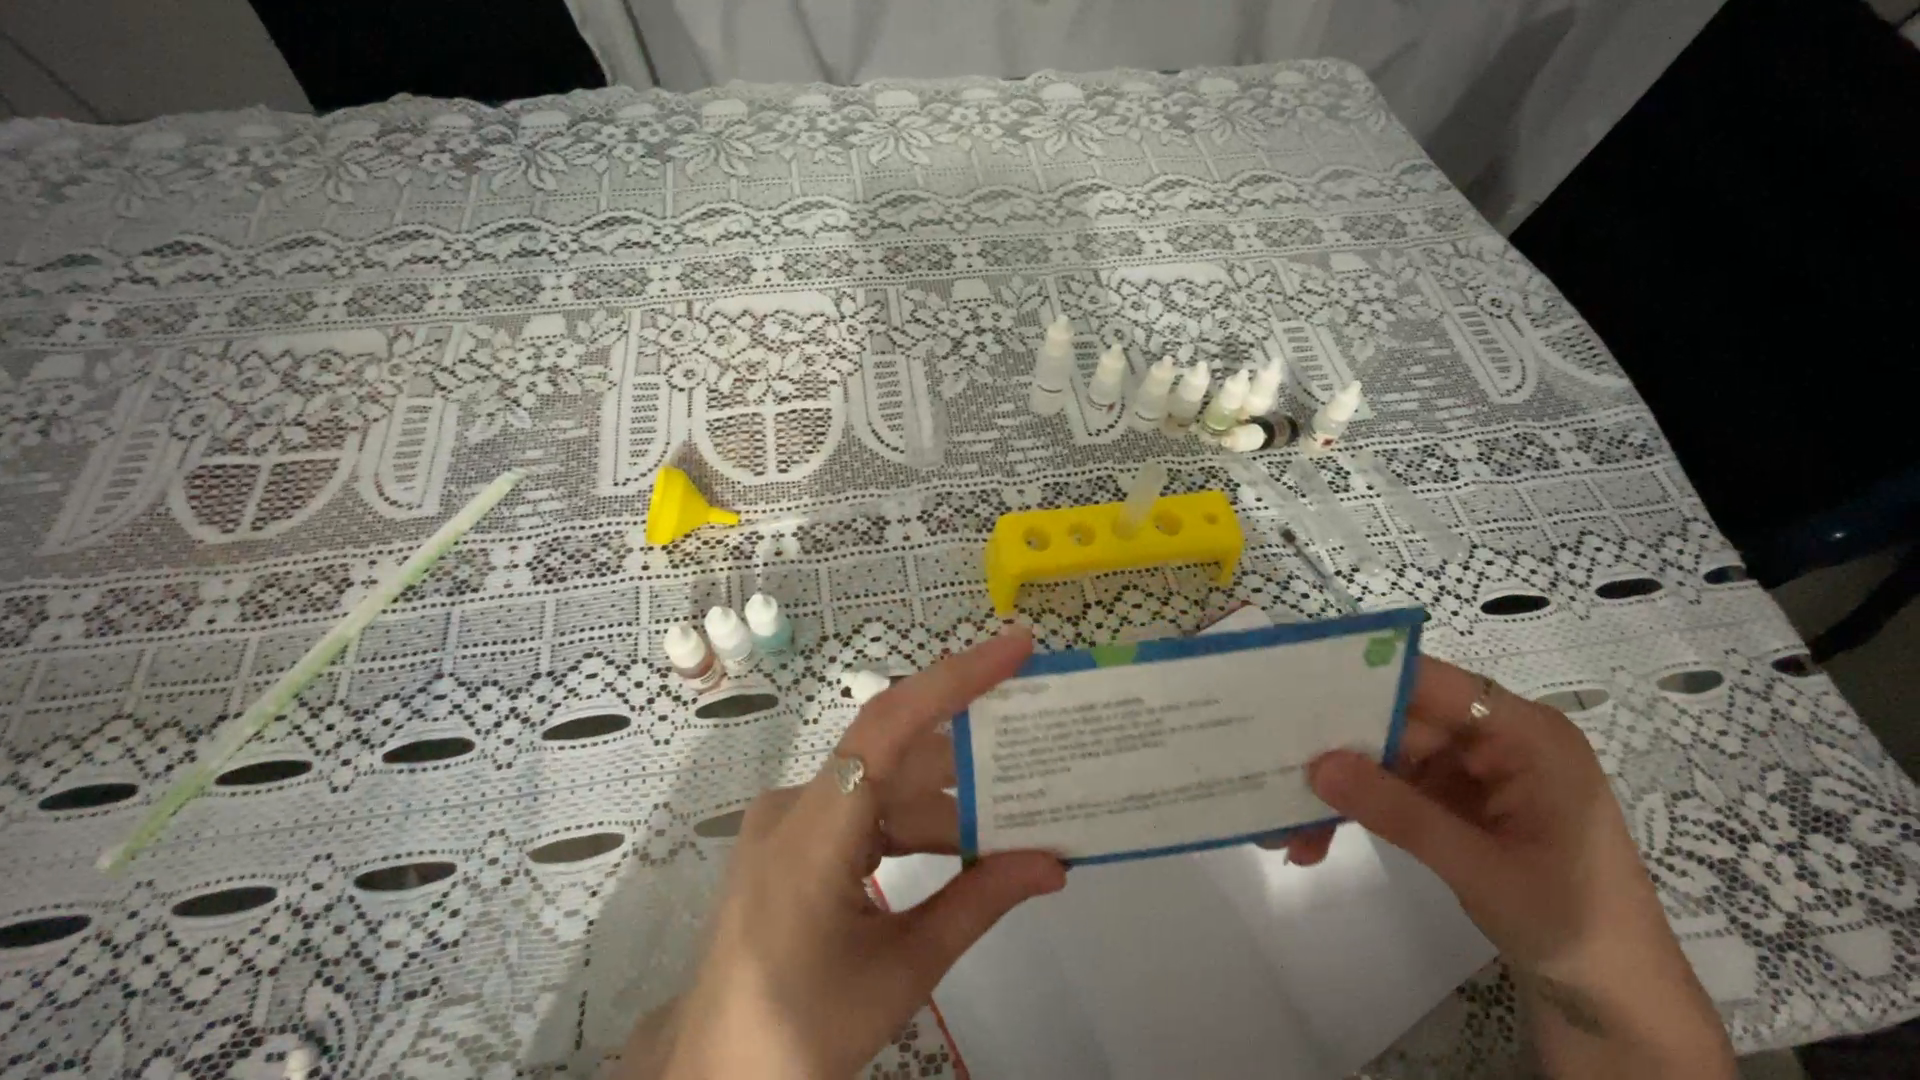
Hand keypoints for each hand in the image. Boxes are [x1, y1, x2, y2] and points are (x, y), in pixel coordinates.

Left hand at [643, 628, 1065, 1079]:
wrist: (718, 1073)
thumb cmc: (805, 1025)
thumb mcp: (904, 968)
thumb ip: (979, 902)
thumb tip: (1055, 863)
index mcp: (812, 832)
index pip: (888, 726)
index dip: (954, 679)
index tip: (1015, 649)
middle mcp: (795, 806)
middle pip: (896, 758)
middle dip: (973, 758)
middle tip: (1042, 745)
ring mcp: (789, 822)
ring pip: (884, 788)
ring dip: (948, 804)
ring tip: (1020, 814)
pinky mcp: (793, 841)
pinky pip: (864, 814)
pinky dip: (915, 826)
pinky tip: (964, 847)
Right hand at [1276, 657, 1732, 1077]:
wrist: (1613, 1000)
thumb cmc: (1572, 923)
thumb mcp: (1480, 868)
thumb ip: (1399, 812)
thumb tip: (1317, 765)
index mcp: (1526, 735)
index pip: (1436, 683)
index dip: (1369, 676)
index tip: (1298, 685)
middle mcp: (1497, 741)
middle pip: (1400, 723)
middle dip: (1338, 751)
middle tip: (1272, 767)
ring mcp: (1474, 773)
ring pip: (1387, 760)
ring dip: (1340, 791)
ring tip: (1287, 828)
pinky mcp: (1456, 804)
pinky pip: (1393, 792)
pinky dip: (1357, 813)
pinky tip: (1314, 842)